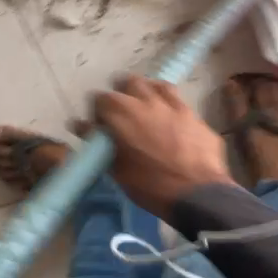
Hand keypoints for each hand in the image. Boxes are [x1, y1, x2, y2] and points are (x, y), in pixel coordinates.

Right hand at [94, 75, 233, 217]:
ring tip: (147, 105)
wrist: (198, 196)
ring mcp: (174, 107)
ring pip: (157, 85)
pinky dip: (171, 106)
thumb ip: (98, 141)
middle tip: (122, 110)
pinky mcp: (196, 118)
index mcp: (120, 112)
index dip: (97, 111)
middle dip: (122, 92)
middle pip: (129, 82)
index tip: (100, 125)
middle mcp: (146, 101)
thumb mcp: (115, 167)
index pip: (99, 98)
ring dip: (148, 92)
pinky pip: (180, 102)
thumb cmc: (149, 184)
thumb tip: (79, 125)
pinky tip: (171, 120)